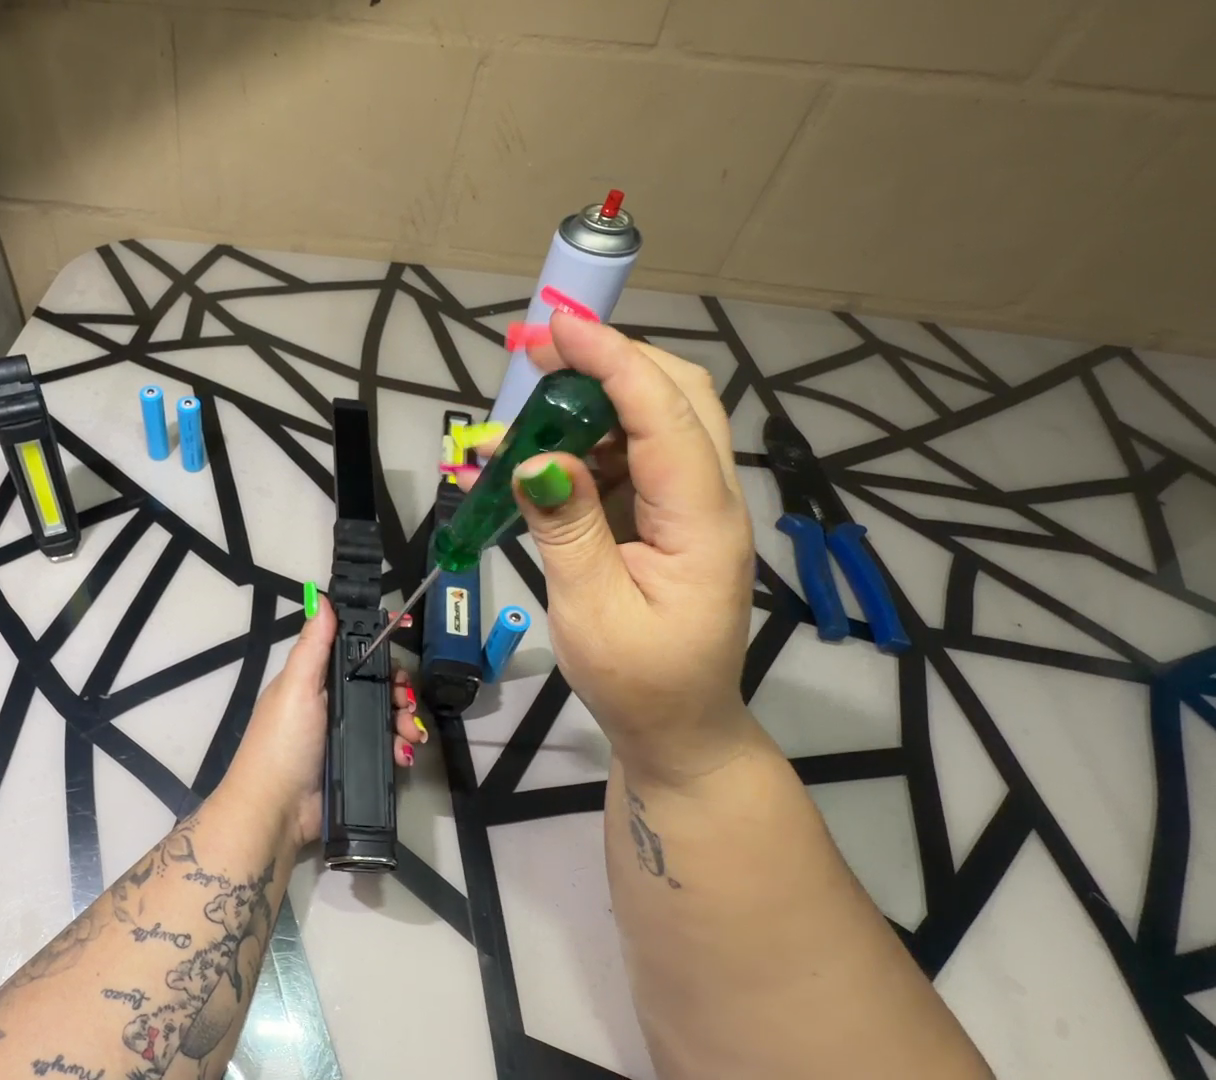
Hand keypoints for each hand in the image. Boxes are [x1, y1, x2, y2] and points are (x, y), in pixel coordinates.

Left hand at [217, 606, 425, 848]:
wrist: (277, 810)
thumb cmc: (283, 741)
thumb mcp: (296, 687)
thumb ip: (314, 646)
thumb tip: (323, 599)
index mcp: (314, 680)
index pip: (354, 653)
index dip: (379, 647)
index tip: (405, 639)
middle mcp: (331, 703)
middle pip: (378, 684)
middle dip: (401, 690)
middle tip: (407, 702)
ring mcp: (344, 734)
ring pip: (388, 715)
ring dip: (406, 720)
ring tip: (409, 734)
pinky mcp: (357, 763)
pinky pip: (388, 746)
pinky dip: (401, 747)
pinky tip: (404, 754)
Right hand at [505, 313, 759, 787]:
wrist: (680, 728)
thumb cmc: (638, 680)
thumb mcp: (591, 610)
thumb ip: (567, 528)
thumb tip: (536, 457)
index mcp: (701, 521)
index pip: (663, 416)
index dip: (612, 362)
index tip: (558, 328)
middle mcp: (708, 498)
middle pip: (679, 395)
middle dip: (612, 359)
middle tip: (540, 350)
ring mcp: (692, 505)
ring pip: (658, 418)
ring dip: (598, 395)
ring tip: (532, 401)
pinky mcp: (669, 516)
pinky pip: (634, 455)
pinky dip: (590, 437)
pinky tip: (547, 451)